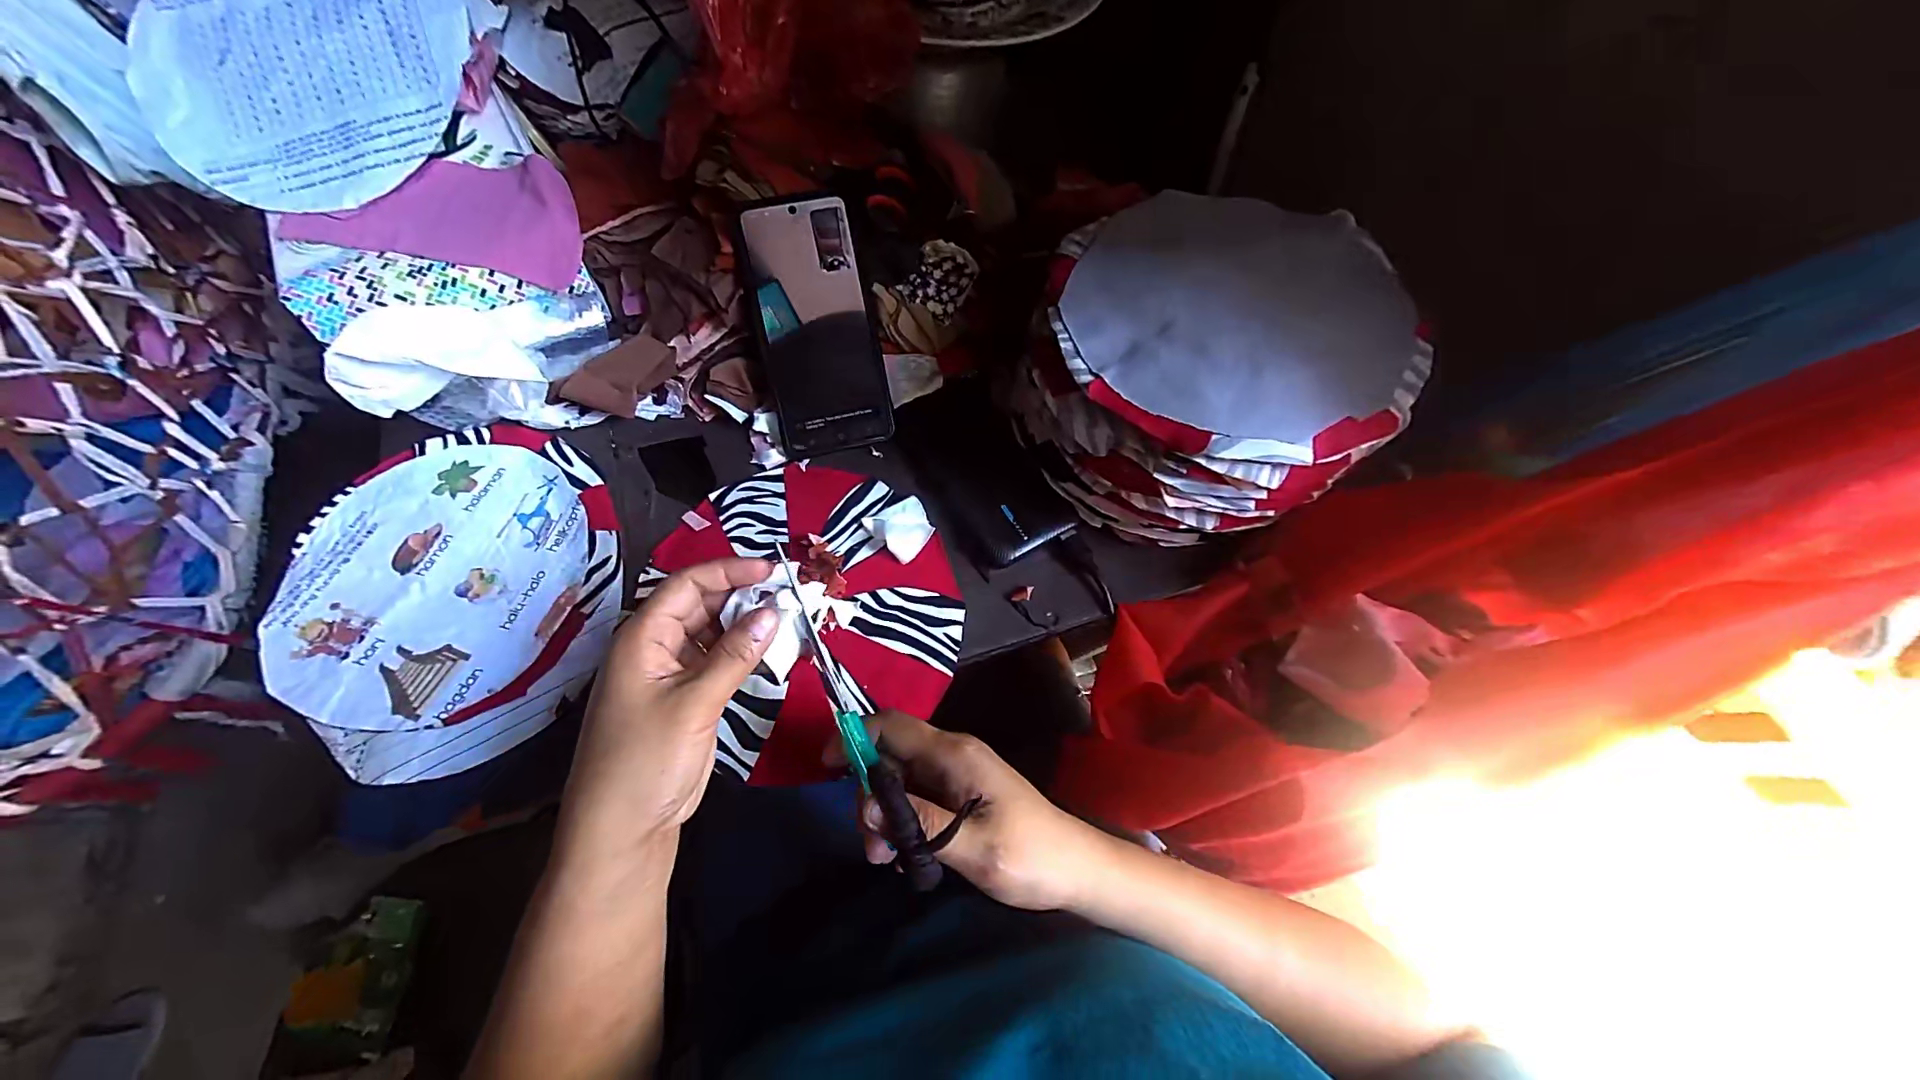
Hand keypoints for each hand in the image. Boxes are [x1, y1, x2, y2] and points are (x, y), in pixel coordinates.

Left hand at [557, 558, 780, 863]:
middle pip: (701, 605)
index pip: (686, 586)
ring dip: (746, 623)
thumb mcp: (693, 704)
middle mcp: (656, 648)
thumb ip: (735, 656)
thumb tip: (773, 611)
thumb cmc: (645, 762)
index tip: (772, 569)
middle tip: (788, 592)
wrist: (625, 830)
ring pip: (713, 632)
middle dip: (742, 594)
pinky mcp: (689, 696)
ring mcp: (672, 673)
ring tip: (787, 616)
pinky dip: (744, 651)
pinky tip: (771, 648)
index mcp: (642, 639)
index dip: (728, 571)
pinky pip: (719, 660)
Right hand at [827, 710, 1110, 911]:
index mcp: (955, 754)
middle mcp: (952, 755)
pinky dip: (901, 822)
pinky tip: (905, 857)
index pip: (893, 725)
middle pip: (889, 756)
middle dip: (868, 795)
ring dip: (883, 815)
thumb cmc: (1030, 856)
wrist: (1076, 869)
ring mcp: (956, 774)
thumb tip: (868, 799)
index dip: (855, 736)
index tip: (827, 767)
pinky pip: (916, 797)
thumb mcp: (972, 846)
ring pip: (899, 780)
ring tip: (887, 860)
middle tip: (872, 847)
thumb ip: (919, 821)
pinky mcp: (960, 794)